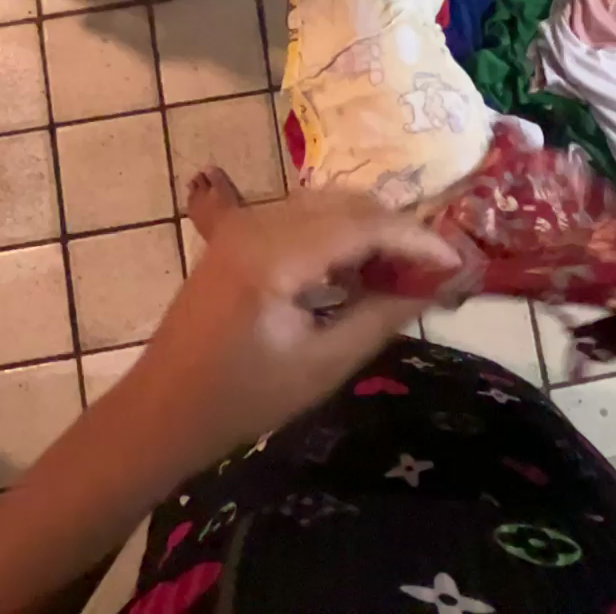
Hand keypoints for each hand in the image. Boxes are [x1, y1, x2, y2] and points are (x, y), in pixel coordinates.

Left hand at [109, 190, 458, 474]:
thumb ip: (382, 316)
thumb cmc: (239, 399)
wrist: (158, 411)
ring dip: (368, 231)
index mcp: (274, 254)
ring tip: (397, 275)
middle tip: (431, 272)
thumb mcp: (321, 365)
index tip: (456, 263)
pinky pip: (302, 218)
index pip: (363, 224)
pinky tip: (353, 272)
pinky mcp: (238, 233)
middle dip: (396, 232)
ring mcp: (244, 224)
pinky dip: (337, 236)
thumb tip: (438, 286)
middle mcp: (258, 222)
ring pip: (327, 206)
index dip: (417, 239)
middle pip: (348, 204)